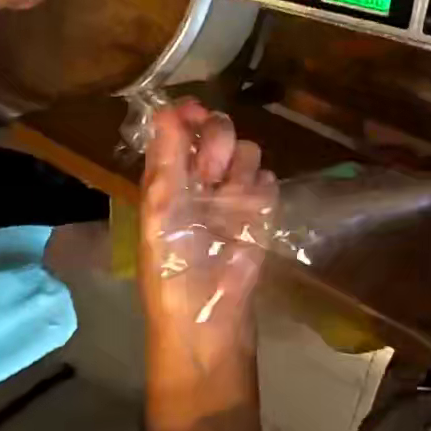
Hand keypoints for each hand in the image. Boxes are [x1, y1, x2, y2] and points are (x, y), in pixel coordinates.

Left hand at [139, 100, 277, 420]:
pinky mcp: (263, 212)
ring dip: (239, 173)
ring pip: (249, 151)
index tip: (198, 113)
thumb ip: (165, 159)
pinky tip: (249, 219)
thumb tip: (167, 108)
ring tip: (228, 207)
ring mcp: (235, 194)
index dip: (189, 114)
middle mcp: (202, 179)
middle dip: (218, 143)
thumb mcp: (160, 212)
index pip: (181, 126)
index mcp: (170, 176)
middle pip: (221, 130)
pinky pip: (269, 181)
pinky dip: (261, 194)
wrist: (209, 323)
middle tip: (211, 173)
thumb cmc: (173, 269)